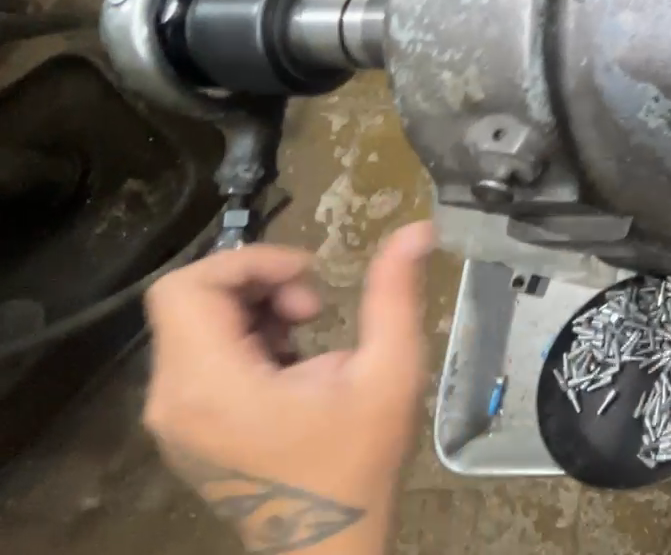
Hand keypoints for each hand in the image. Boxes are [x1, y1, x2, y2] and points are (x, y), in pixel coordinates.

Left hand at [142, 222, 435, 554]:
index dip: (251, 261)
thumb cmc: (360, 453)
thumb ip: (395, 293)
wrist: (327, 535)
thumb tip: (417, 228)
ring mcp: (172, 415)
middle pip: (189, 300)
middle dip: (261, 283)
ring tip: (311, 330)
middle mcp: (172, 397)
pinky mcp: (184, 424)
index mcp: (212, 383)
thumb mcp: (391, 367)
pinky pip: (200, 354)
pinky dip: (247, 337)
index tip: (312, 276)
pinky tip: (295, 359)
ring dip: (257, 308)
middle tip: (318, 306)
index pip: (186, 287)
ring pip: (194, 324)